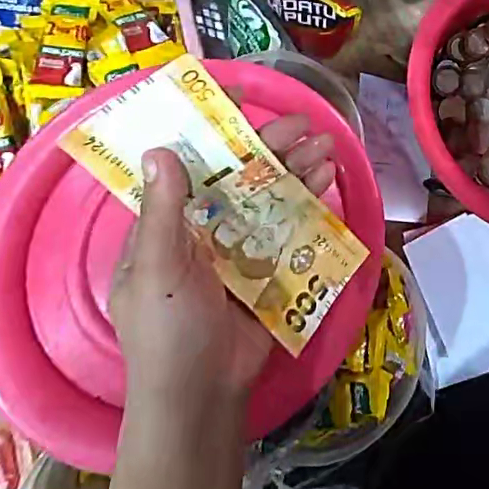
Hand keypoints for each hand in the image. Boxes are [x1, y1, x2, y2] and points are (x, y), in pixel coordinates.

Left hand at [108, 115, 338, 408]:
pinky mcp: (269, 264)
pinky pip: (290, 223)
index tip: (235, 96)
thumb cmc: (168, 330)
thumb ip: (164, 212)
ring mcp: (239, 246)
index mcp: (167, 225)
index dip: (209, 129)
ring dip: (298, 168)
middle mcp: (203, 227)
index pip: (188, 164)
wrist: (204, 392)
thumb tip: (162, 149)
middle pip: (241, 175)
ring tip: (328, 146)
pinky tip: (327, 181)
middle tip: (307, 124)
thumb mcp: (160, 268)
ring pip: (270, 195)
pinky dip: (308, 199)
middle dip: (273, 146)